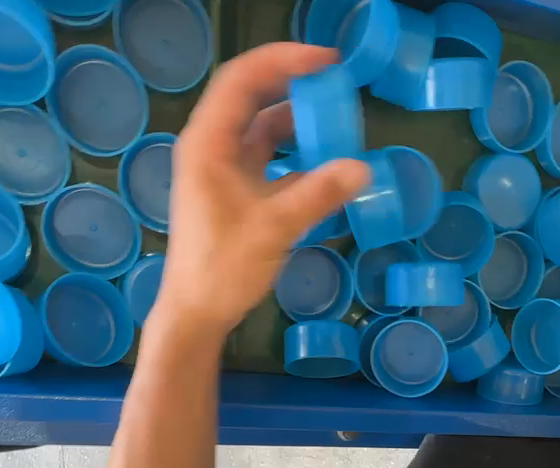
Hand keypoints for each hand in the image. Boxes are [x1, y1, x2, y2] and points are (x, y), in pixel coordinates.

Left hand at [154, 43, 370, 337]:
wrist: (196, 313)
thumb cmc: (223, 267)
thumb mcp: (274, 227)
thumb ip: (318, 194)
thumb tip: (363, 168)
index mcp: (209, 142)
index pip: (244, 79)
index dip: (285, 61)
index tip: (327, 63)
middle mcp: (213, 148)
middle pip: (254, 100)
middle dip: (295, 90)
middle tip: (337, 90)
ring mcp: (223, 173)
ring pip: (263, 134)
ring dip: (297, 127)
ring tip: (336, 127)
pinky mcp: (235, 196)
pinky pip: (268, 164)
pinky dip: (295, 161)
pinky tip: (323, 170)